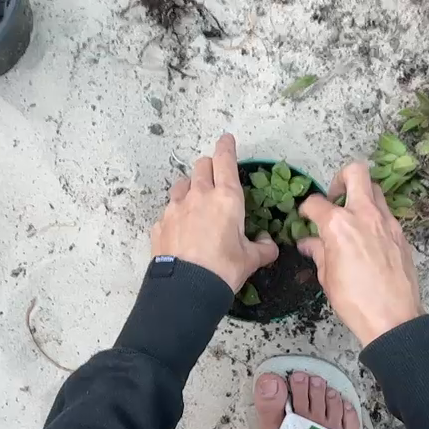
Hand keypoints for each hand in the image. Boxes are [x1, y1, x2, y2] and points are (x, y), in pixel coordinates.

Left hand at [150, 133, 277, 292]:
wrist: (187, 289)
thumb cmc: (224, 269)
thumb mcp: (251, 260)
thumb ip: (262, 248)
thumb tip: (268, 245)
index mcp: (225, 198)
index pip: (225, 160)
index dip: (226, 146)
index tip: (227, 139)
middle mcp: (198, 196)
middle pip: (200, 166)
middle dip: (208, 166)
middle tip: (215, 176)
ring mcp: (174, 209)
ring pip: (181, 185)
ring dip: (189, 187)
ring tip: (195, 201)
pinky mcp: (159, 225)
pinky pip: (167, 212)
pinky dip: (175, 215)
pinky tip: (181, 230)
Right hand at [296, 163, 423, 344]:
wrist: (392, 318)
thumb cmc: (354, 300)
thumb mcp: (327, 276)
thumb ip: (318, 252)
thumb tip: (309, 243)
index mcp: (339, 225)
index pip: (316, 203)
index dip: (306, 209)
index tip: (305, 216)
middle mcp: (364, 215)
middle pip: (355, 173)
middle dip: (340, 178)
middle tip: (334, 198)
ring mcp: (387, 222)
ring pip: (375, 190)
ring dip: (361, 196)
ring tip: (352, 217)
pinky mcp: (401, 234)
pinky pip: (386, 214)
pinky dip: (374, 218)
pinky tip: (367, 238)